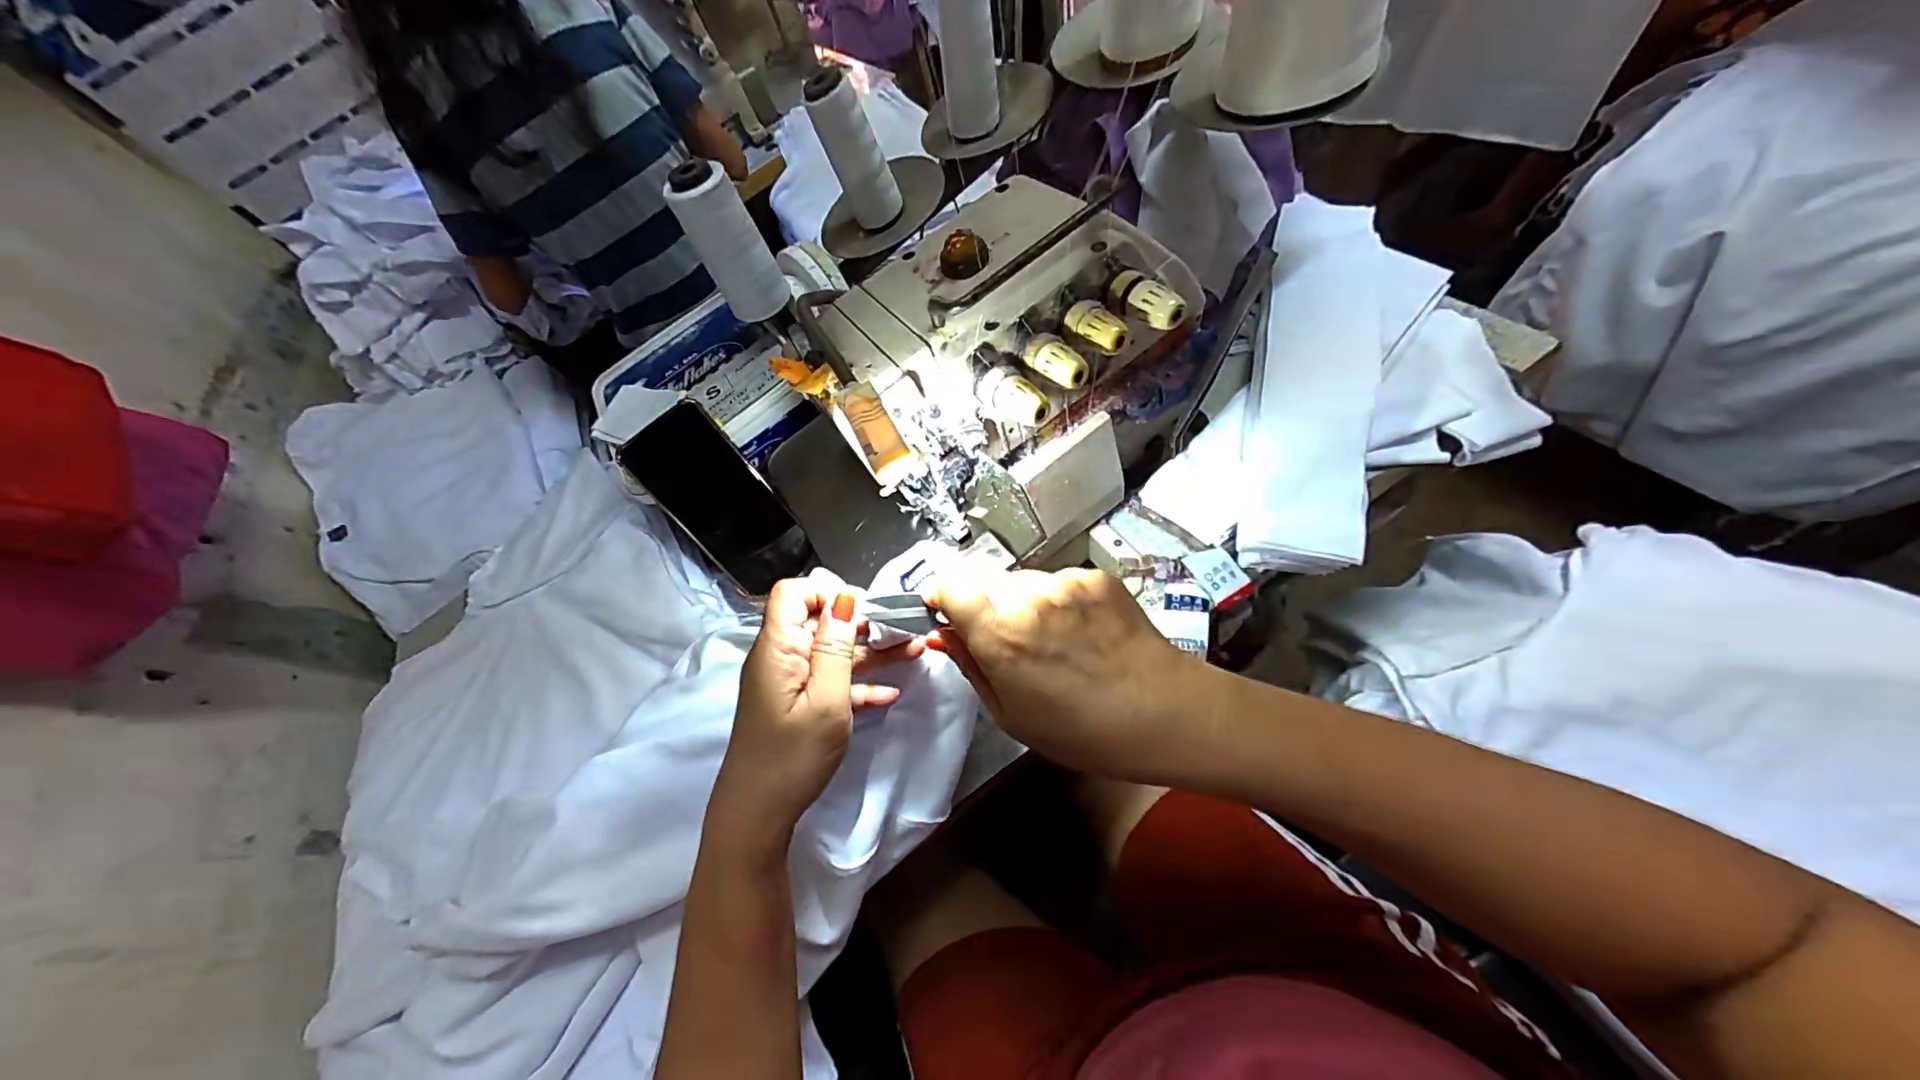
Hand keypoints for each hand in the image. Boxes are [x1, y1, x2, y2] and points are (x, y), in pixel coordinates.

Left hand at [715, 571, 925, 836]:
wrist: (758, 816)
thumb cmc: (792, 757)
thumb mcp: (825, 701)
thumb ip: (835, 647)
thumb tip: (844, 598)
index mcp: (778, 648)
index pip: (794, 593)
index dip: (828, 592)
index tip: (865, 611)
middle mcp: (780, 657)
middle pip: (819, 620)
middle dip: (861, 621)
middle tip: (901, 628)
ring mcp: (789, 682)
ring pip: (831, 652)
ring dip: (869, 651)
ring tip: (912, 649)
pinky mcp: (797, 704)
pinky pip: (830, 681)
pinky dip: (858, 683)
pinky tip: (890, 692)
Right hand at [927, 568, 1211, 783]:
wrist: (1165, 714)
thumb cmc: (1083, 731)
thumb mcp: (1011, 714)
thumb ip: (970, 666)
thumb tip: (941, 634)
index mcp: (1002, 634)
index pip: (950, 587)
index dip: (943, 599)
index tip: (946, 615)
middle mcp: (1030, 596)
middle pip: (984, 581)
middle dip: (984, 605)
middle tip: (1006, 641)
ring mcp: (1066, 582)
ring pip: (1022, 580)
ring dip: (1022, 602)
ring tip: (1052, 641)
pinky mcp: (1095, 576)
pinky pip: (1058, 581)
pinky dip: (1057, 601)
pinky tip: (1081, 632)